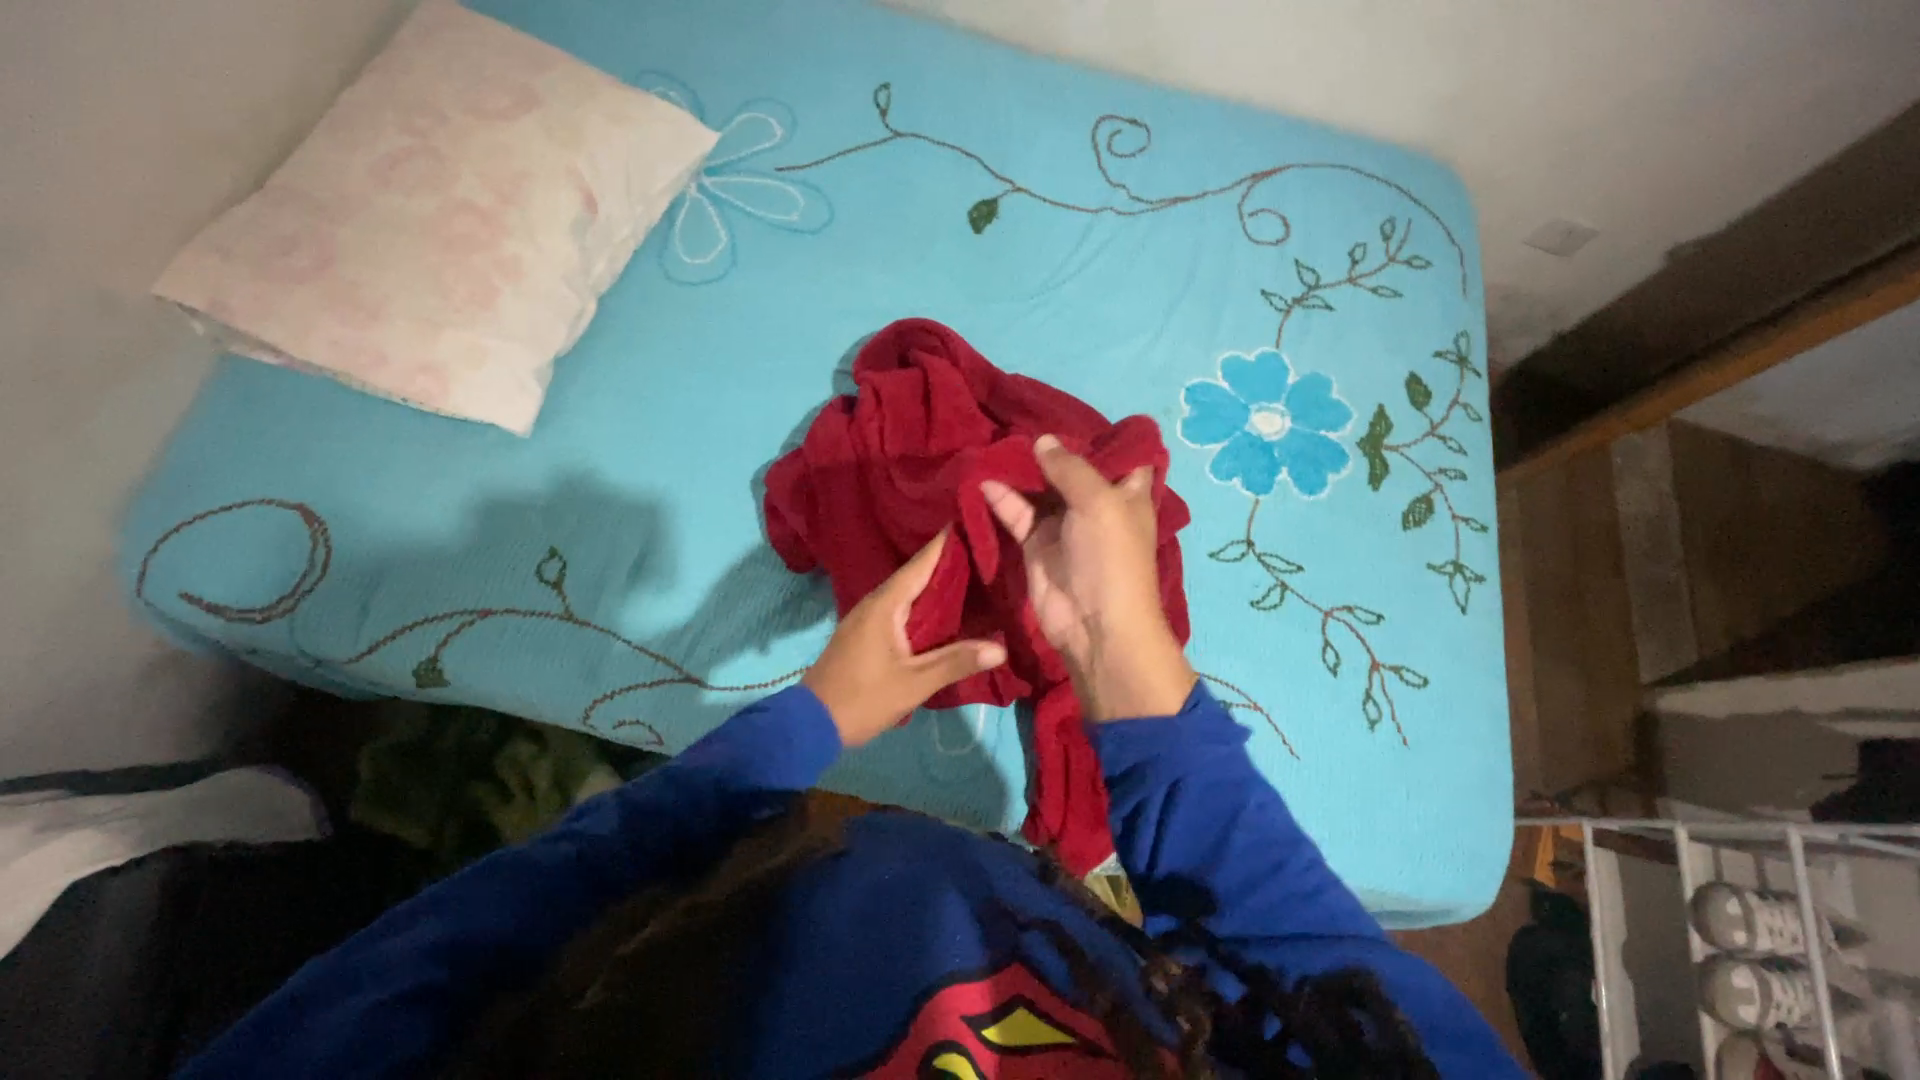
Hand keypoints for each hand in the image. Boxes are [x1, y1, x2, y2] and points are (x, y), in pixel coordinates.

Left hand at [803, 530, 1007, 747]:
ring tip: (968, 574)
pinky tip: (940, 610)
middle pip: (914, 575)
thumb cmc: (863, 699)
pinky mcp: (863, 634)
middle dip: (945, 562)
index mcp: (884, 606)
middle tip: (980, 548)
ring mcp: (864, 619)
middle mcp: (873, 604)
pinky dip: (920, 603)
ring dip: (932, 584)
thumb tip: (999, 648)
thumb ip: (955, 662)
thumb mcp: (914, 683)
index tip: (969, 522)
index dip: (945, 544)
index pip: (920, 565)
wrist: (811, 724)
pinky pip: (897, 608)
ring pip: (905, 593)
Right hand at [981, 435, 1194, 721]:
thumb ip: (1069, 467)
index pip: (1121, 455)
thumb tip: (1042, 440)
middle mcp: (1096, 505)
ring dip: (1019, 470)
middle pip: (1071, 468)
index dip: (1102, 436)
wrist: (1094, 625)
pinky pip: (1016, 514)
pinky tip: (981, 479)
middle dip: (1048, 448)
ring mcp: (1064, 525)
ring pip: (1039, 488)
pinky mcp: (1036, 545)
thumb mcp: (1098, 501)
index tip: (1071, 414)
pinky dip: (1000, 498)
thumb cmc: (1111, 558)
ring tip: (993, 444)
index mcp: (1127, 493)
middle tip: (1016, 421)